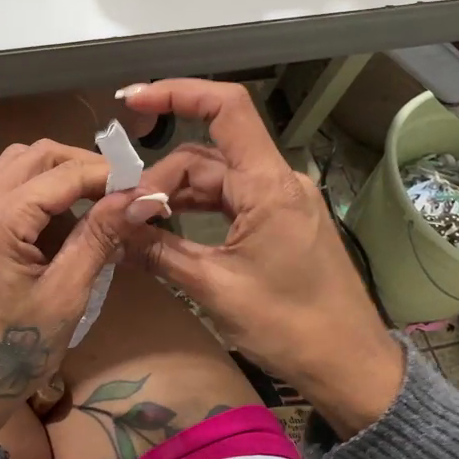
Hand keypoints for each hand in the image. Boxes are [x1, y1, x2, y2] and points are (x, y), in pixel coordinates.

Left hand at [0, 139, 137, 438]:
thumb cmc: (15, 352)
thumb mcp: (66, 295)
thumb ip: (100, 237)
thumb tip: (141, 197)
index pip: (63, 173)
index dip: (110, 175)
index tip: (146, 189)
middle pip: (36, 155)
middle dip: (82, 165)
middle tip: (122, 192)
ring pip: (16, 167)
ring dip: (57, 175)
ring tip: (96, 204)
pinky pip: (3, 191)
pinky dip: (36, 193)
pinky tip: (64, 222)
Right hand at [113, 80, 403, 433]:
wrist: (348, 365)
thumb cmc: (288, 326)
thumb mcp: (213, 287)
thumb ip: (158, 248)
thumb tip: (111, 221)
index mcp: (269, 186)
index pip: (227, 110)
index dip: (178, 93)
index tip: (133, 102)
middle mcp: (277, 182)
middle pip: (206, 155)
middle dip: (159, 177)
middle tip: (123, 213)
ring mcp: (280, 201)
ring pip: (213, 179)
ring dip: (173, 196)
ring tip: (136, 224)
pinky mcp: (279, 222)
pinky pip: (228, 201)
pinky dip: (193, 211)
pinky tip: (164, 230)